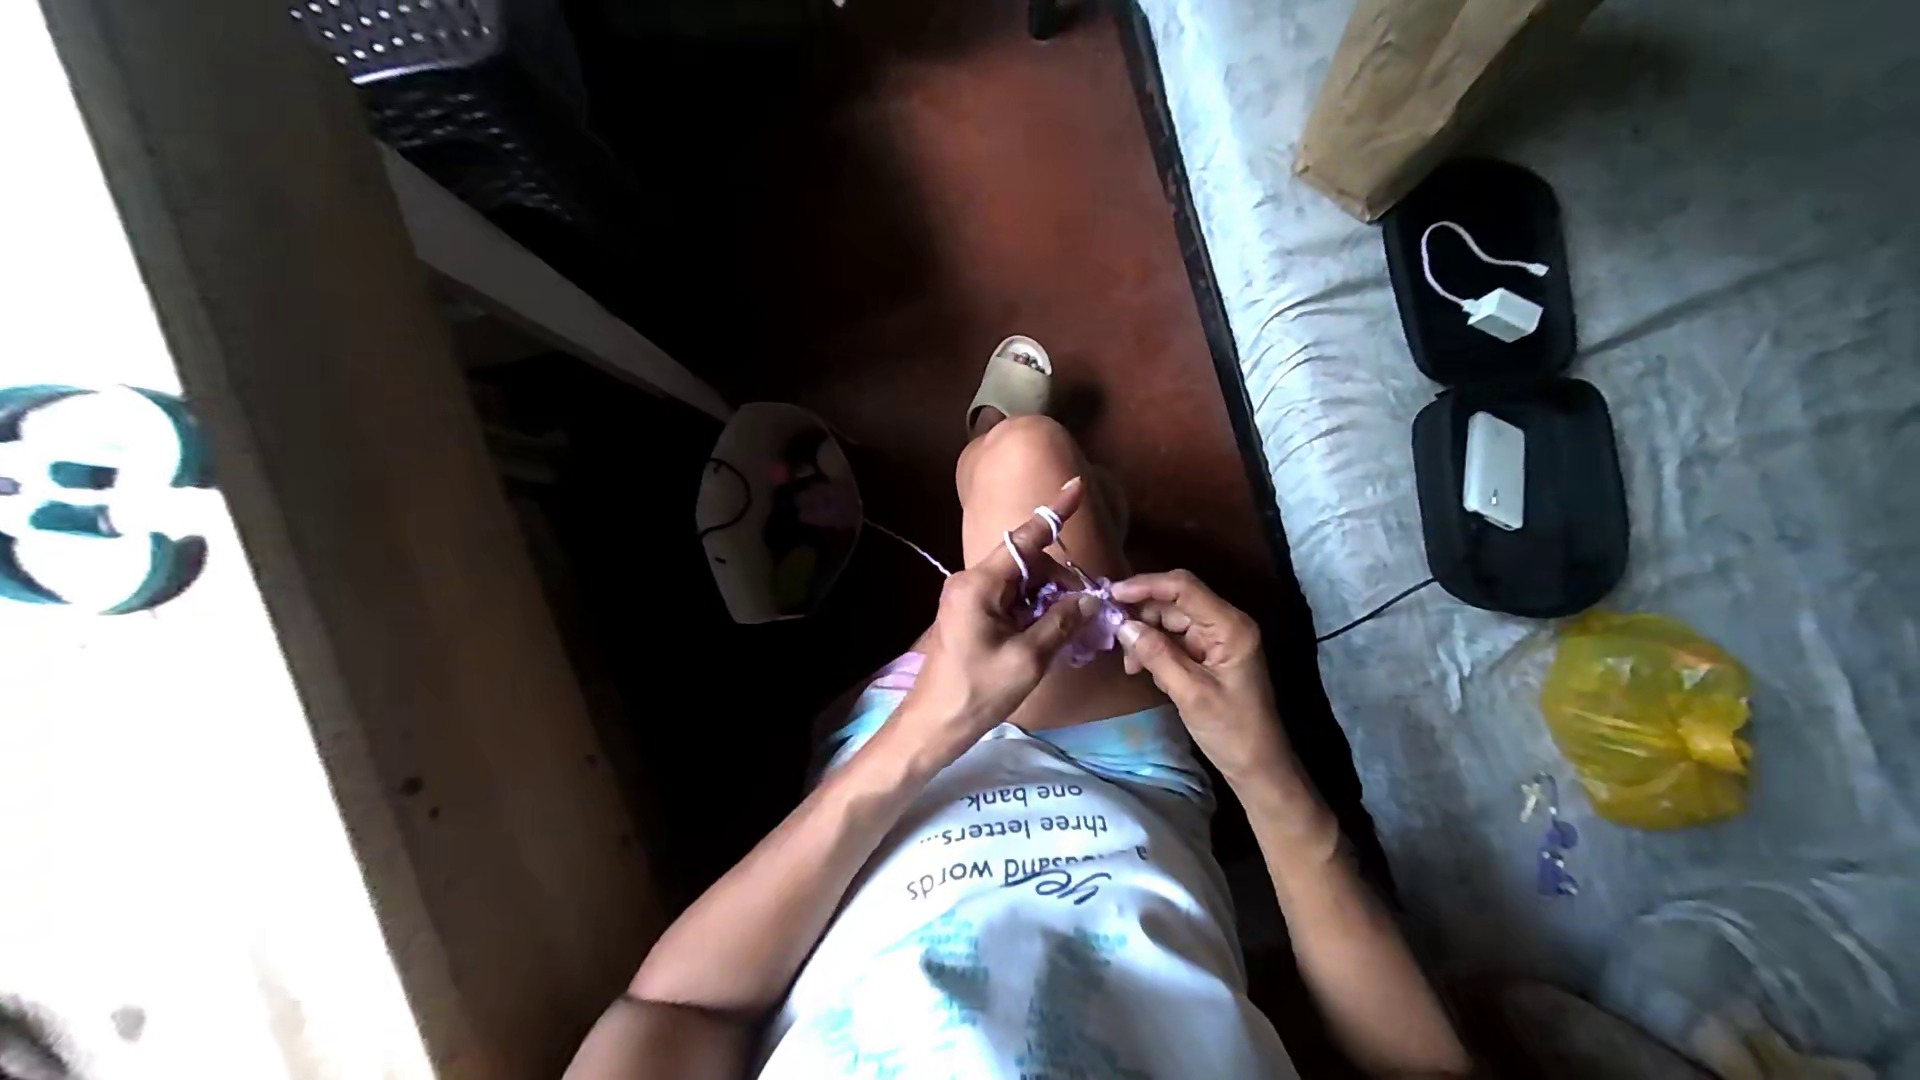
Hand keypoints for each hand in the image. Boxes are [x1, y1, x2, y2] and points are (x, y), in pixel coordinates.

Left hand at [895, 479, 1098, 756]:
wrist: (935, 723)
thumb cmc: (978, 691)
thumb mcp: (1028, 658)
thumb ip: (1061, 620)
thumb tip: (1090, 597)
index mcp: (979, 584)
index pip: (1023, 538)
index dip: (1053, 513)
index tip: (1076, 485)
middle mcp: (971, 582)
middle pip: (1027, 564)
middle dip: (1059, 581)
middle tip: (1086, 612)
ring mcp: (970, 598)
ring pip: (1021, 583)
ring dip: (1049, 599)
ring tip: (1071, 630)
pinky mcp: (972, 614)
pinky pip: (1011, 600)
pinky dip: (1034, 611)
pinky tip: (1051, 634)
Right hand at [1112, 571, 1294, 786]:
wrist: (1258, 765)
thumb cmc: (1231, 730)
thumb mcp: (1190, 693)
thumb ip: (1156, 655)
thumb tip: (1123, 626)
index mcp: (1229, 626)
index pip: (1183, 587)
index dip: (1146, 585)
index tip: (1112, 595)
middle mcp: (1224, 623)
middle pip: (1173, 601)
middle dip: (1140, 614)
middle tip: (1112, 635)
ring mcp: (1215, 638)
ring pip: (1168, 619)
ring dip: (1144, 634)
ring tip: (1129, 663)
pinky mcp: (1206, 652)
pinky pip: (1172, 638)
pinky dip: (1152, 648)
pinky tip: (1142, 668)